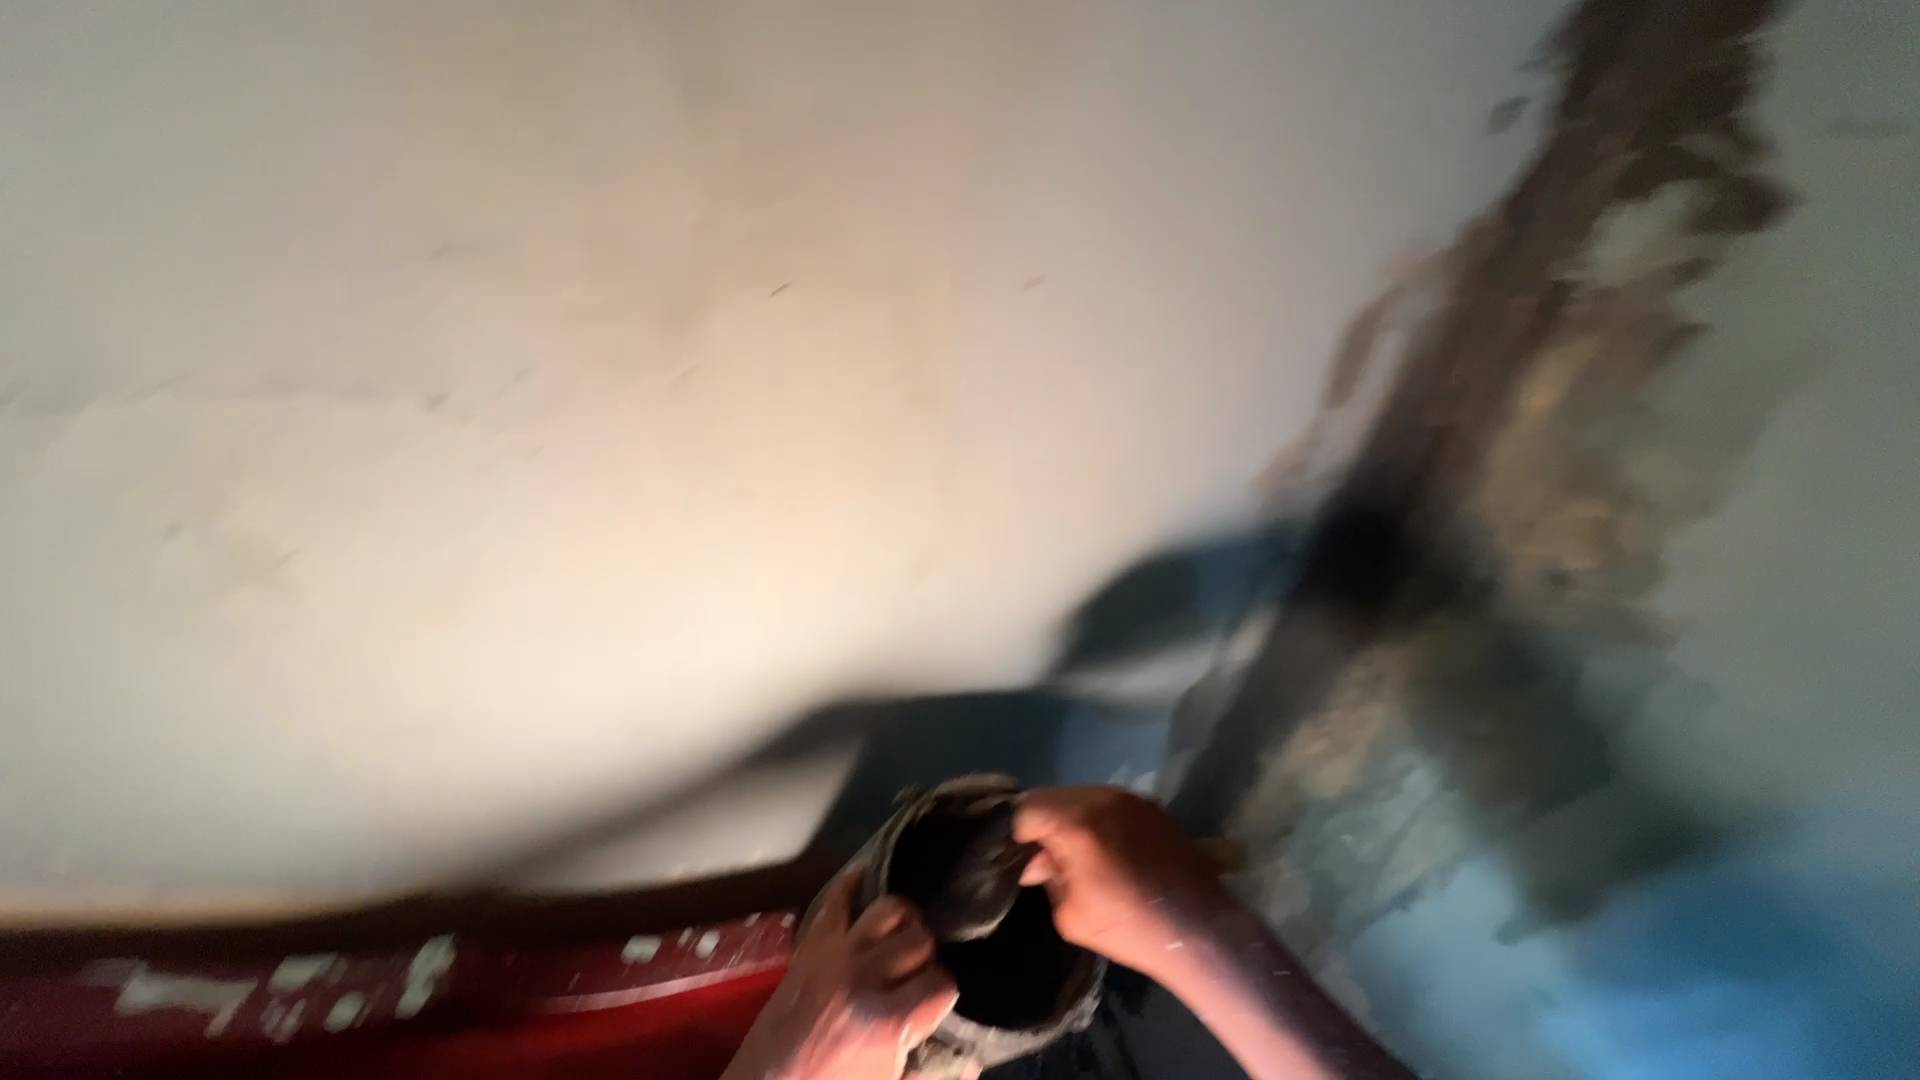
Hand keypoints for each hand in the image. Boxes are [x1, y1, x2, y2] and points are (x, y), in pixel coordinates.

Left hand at [724, 870, 957, 1079]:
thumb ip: (930, 1073)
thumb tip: (973, 1063)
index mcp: (888, 1020)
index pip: (942, 983)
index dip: (943, 992)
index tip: (934, 1002)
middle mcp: (867, 976)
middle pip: (920, 939)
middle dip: (925, 957)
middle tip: (915, 974)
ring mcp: (837, 952)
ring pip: (889, 909)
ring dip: (902, 921)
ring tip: (900, 937)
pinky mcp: (812, 943)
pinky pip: (836, 899)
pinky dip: (851, 883)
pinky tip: (864, 876)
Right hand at [1014, 786, 1233, 979]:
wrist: (1199, 928)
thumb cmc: (1129, 927)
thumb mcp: (1071, 914)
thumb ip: (1048, 877)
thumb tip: (1035, 861)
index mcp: (1075, 824)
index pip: (1026, 809)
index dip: (1019, 833)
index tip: (1024, 855)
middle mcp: (1099, 798)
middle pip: (1050, 795)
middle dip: (1042, 820)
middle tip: (1046, 852)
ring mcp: (1127, 797)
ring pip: (1078, 794)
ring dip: (1069, 816)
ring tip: (1078, 849)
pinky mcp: (1148, 803)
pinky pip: (1106, 800)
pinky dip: (1096, 816)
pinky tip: (1107, 845)